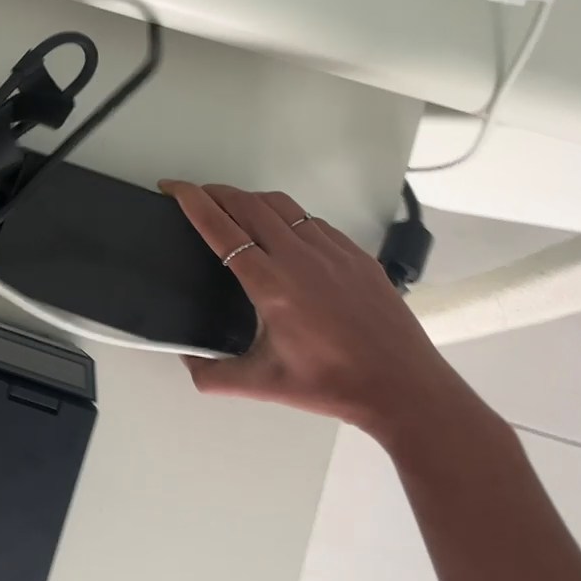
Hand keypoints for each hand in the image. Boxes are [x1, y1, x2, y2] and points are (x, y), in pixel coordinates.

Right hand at [160, 181, 478, 442]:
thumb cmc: (332, 385)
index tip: (172, 187)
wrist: (408, 393)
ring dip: (250, 199)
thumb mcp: (262, 385)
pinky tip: (284, 235)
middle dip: (215, 192)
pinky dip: (287, 217)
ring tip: (236, 209)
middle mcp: (299, 259)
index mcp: (270, 284)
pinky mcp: (358, 257)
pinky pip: (313, 221)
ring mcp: (333, 253)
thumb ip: (213, 375)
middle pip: (247, 204)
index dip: (191, 201)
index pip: (220, 227)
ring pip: (281, 205)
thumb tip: (183, 362)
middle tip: (195, 196)